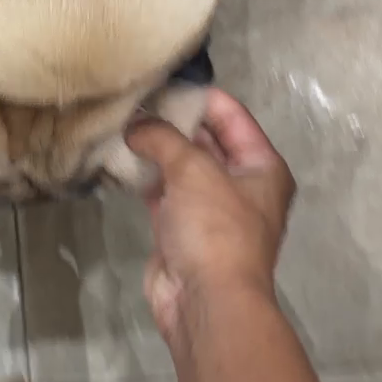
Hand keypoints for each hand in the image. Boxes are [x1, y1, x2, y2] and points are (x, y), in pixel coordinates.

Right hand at [126, 89, 295, 348]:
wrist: (205, 301)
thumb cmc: (214, 229)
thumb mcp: (193, 170)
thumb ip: (163, 138)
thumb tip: (136, 126)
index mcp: (262, 166)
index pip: (231, 116)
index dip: (198, 96)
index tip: (161, 80)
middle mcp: (240, 185)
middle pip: (205, 140)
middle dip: (171, 122)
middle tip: (133, 100)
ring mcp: (209, 210)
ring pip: (180, 168)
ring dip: (154, 150)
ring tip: (121, 123)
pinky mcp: (180, 230)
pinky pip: (162, 193)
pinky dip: (144, 178)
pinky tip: (119, 159)